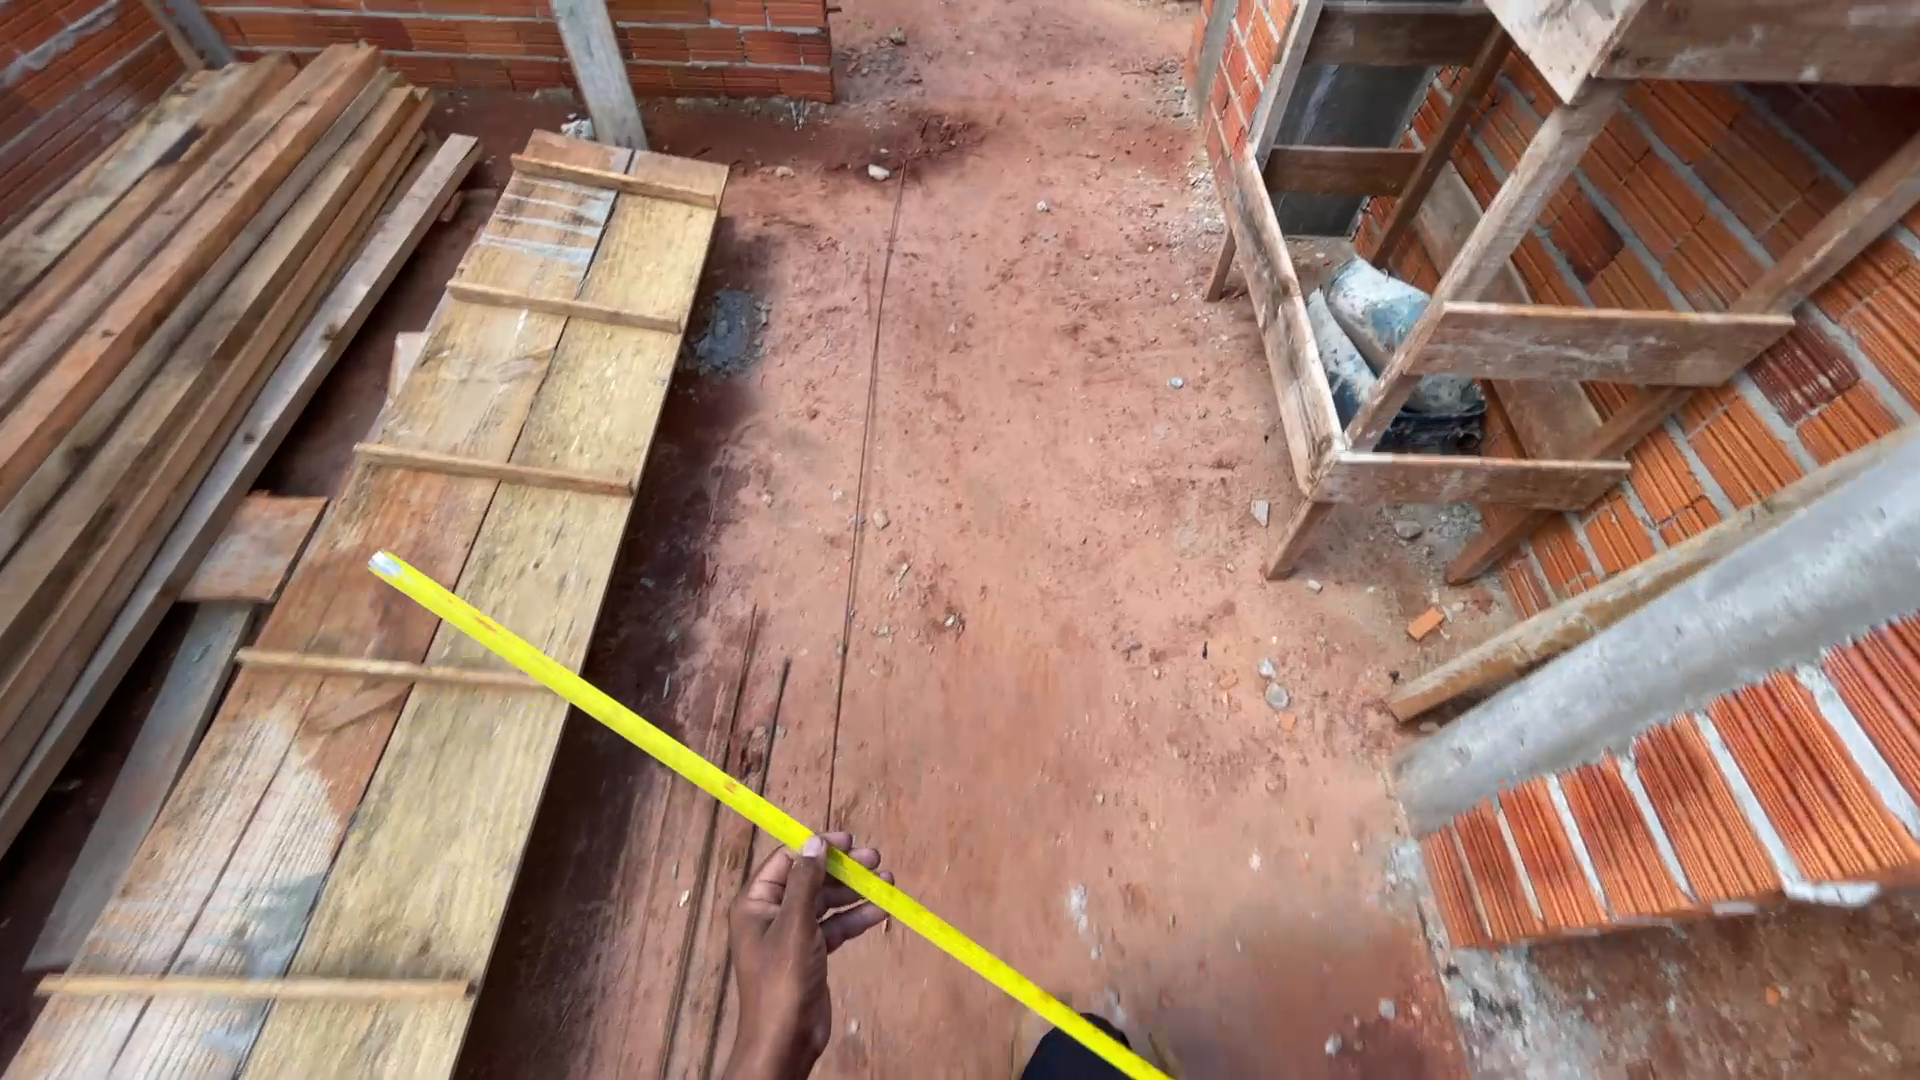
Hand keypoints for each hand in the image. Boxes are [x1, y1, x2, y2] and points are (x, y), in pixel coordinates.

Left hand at [724, 831, 889, 1079]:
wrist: (784, 1044)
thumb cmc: (782, 981)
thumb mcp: (795, 925)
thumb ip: (805, 882)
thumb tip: (815, 842)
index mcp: (756, 903)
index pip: (788, 860)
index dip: (818, 847)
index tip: (848, 841)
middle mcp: (772, 914)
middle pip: (811, 878)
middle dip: (843, 869)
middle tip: (874, 859)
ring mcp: (793, 934)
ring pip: (827, 901)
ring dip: (855, 891)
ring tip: (887, 880)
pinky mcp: (811, 953)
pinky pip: (835, 926)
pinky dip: (855, 917)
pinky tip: (879, 910)